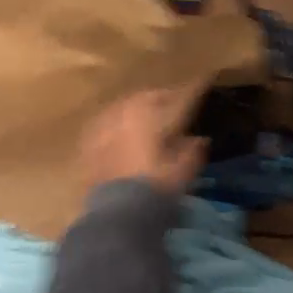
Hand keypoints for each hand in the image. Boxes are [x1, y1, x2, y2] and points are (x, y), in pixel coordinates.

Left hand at [77, 83, 208, 194]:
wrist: (117, 210)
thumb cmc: (157, 185)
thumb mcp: (185, 169)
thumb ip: (193, 149)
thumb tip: (200, 138)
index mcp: (154, 113)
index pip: (178, 97)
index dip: (193, 90)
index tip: (204, 82)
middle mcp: (128, 113)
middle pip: (147, 96)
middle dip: (161, 97)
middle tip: (172, 103)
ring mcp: (104, 126)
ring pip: (123, 107)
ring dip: (136, 108)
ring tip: (145, 116)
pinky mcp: (88, 143)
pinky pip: (105, 124)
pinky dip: (116, 125)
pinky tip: (120, 133)